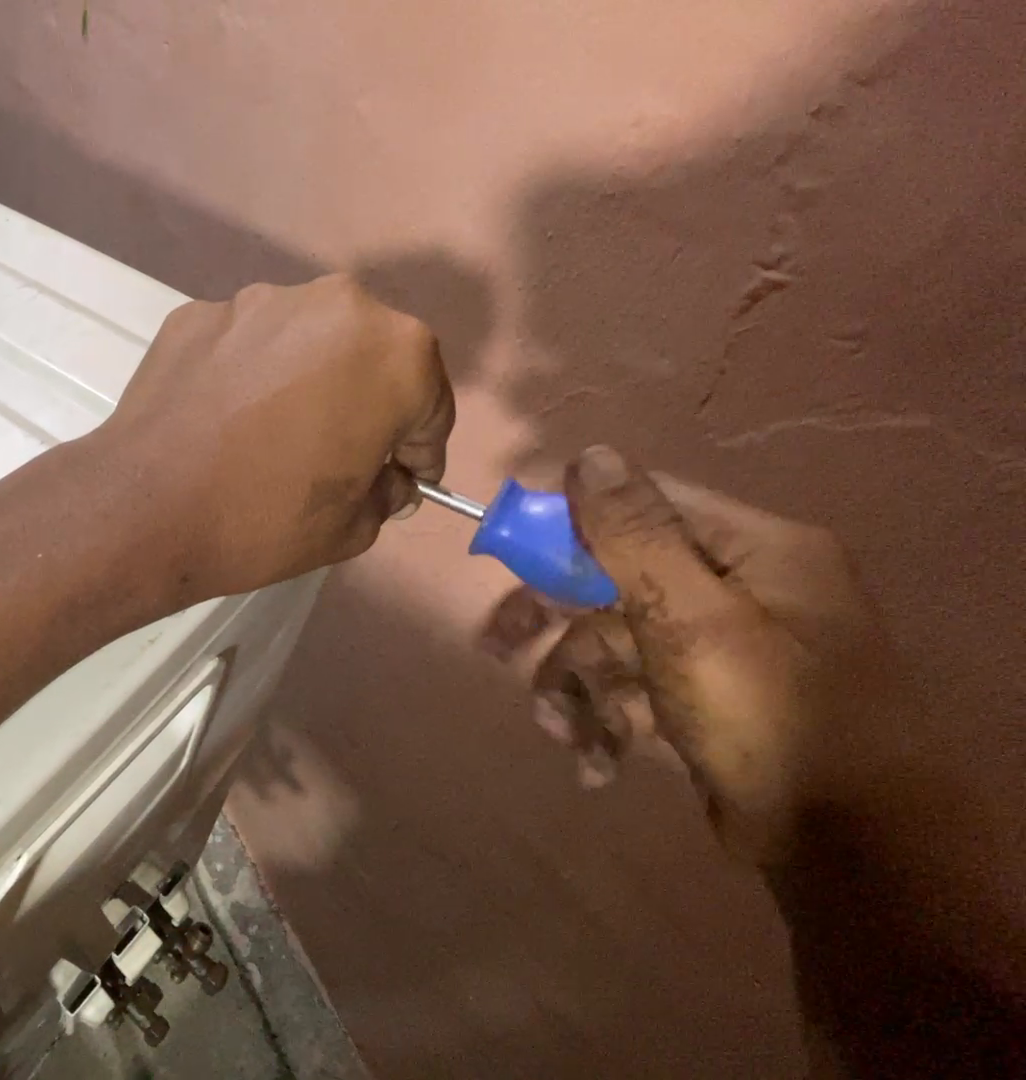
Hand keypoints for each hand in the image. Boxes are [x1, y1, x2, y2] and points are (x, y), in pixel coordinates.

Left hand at [93, 273, 454, 599]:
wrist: (143, 510)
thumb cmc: (262, 521)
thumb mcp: (354, 528)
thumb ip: (389, 490)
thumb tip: (386, 474)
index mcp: (396, 352)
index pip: (428, 404)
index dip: (415, 450)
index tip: (396, 478)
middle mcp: (334, 305)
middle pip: (366, 358)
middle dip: (361, 402)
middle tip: (331, 453)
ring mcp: (256, 303)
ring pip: (300, 343)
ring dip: (299, 379)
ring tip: (265, 434)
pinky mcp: (196, 315)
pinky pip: (239, 346)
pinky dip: (240, 375)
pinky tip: (218, 418)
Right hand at [479, 446, 895, 864]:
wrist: (850, 852)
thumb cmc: (769, 717)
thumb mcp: (691, 619)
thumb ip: (634, 536)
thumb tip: (589, 454)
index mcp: (753, 552)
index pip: (640, 505)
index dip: (565, 522)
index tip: (503, 549)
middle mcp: (739, 588)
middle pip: (614, 578)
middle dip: (552, 620)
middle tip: (494, 646)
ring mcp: (721, 647)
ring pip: (613, 642)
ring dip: (574, 686)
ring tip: (560, 730)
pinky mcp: (705, 698)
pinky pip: (633, 688)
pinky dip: (605, 720)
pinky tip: (596, 760)